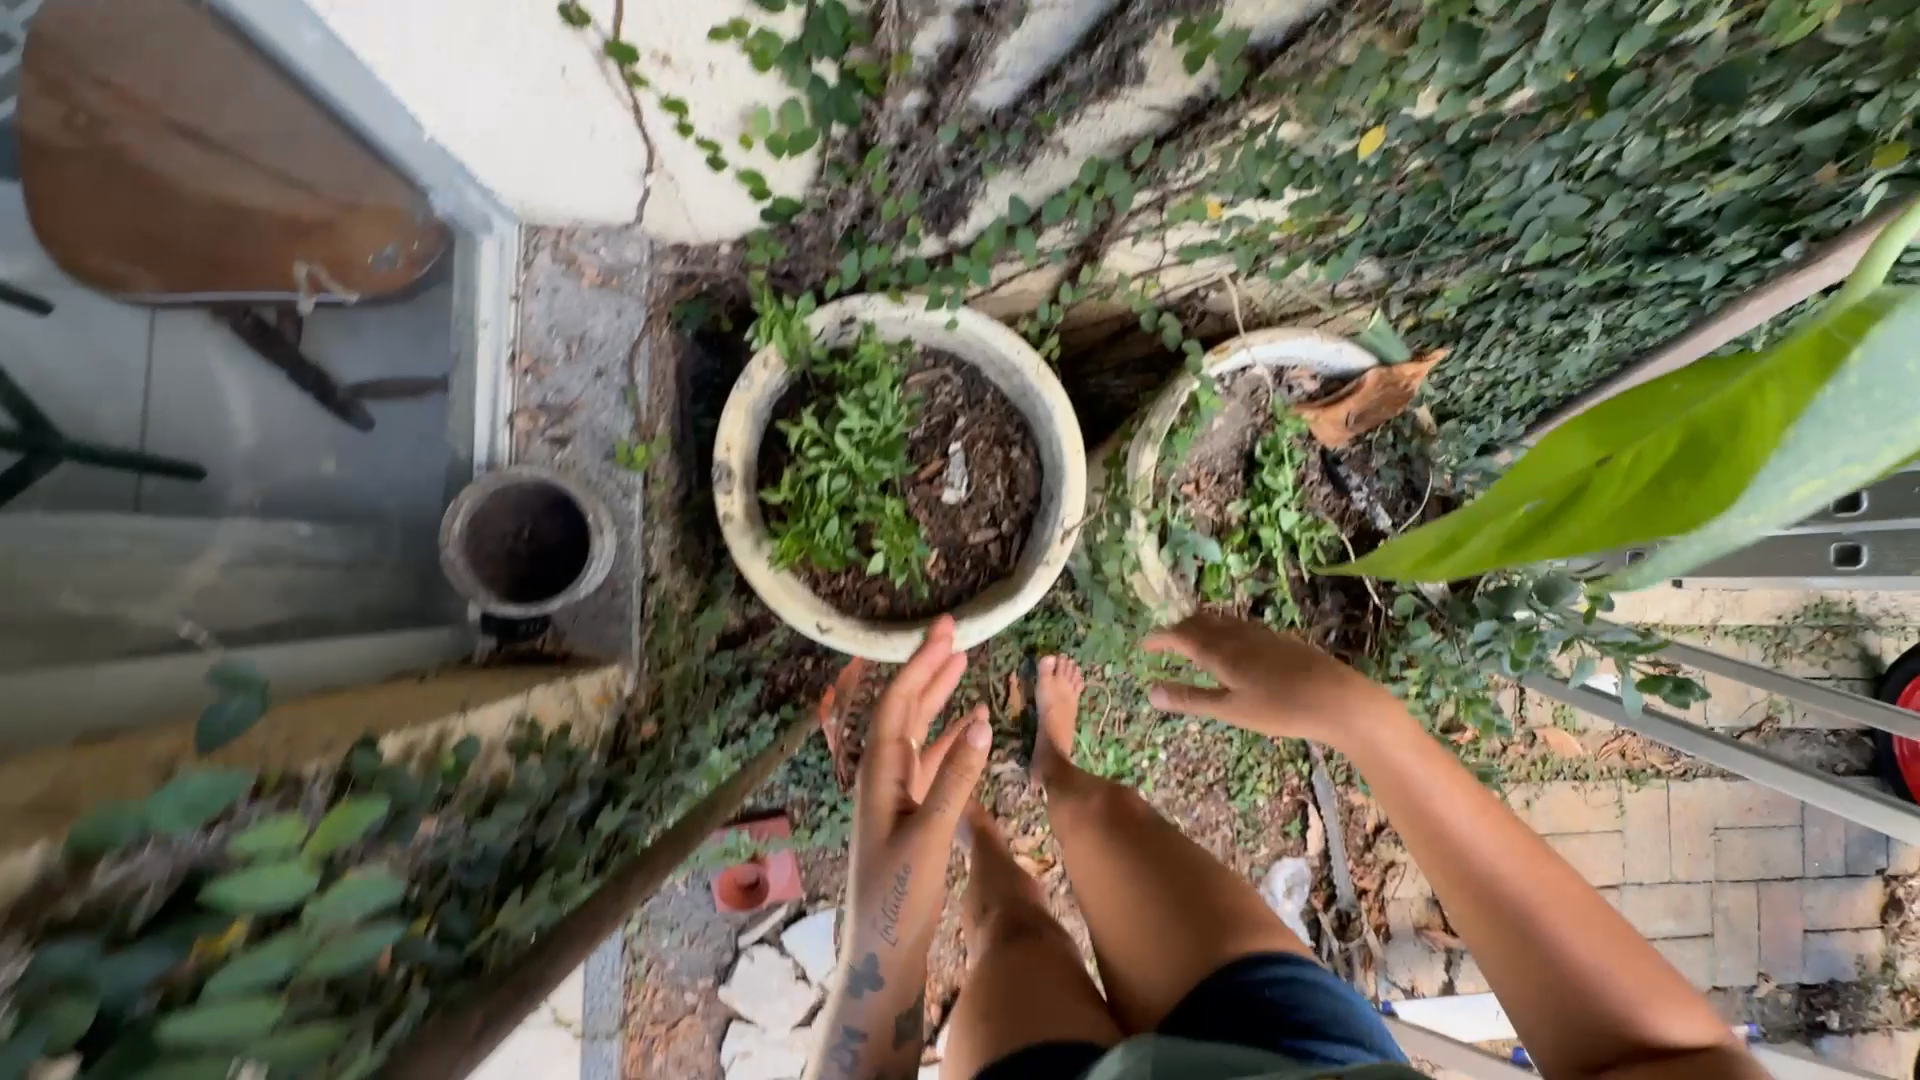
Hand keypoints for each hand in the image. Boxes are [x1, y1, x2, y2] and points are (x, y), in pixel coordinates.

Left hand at [844, 616, 991, 959]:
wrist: (881, 950)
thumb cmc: (898, 896)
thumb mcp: (930, 834)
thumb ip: (956, 777)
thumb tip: (981, 720)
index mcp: (878, 772)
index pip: (898, 702)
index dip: (920, 664)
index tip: (945, 631)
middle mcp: (883, 772)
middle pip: (905, 707)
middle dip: (927, 667)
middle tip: (951, 630)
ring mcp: (896, 790)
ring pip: (918, 729)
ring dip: (938, 696)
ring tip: (961, 662)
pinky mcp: (911, 808)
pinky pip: (931, 758)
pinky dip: (951, 736)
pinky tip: (970, 722)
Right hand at [1142, 613, 1404, 747]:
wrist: (1341, 700)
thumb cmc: (1281, 709)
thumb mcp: (1231, 710)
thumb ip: (1190, 699)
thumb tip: (1150, 692)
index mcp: (1220, 651)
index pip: (1180, 635)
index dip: (1159, 639)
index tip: (1143, 646)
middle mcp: (1237, 635)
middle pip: (1199, 621)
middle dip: (1177, 628)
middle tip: (1164, 642)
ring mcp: (1261, 634)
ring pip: (1222, 620)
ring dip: (1200, 626)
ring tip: (1192, 639)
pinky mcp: (1280, 640)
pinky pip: (1241, 625)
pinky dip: (1223, 629)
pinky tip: (1233, 644)